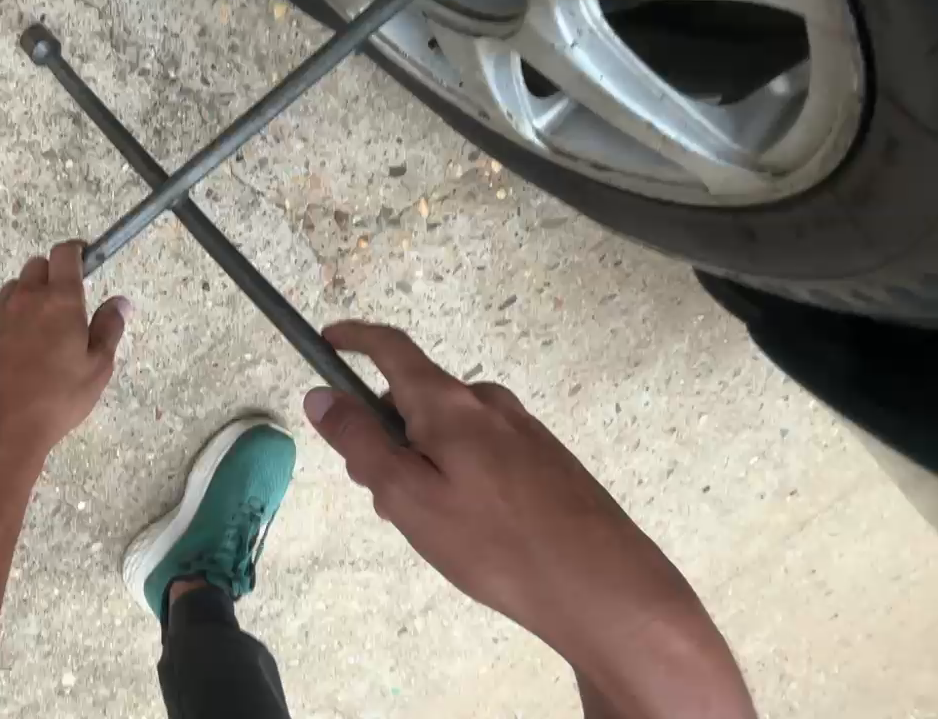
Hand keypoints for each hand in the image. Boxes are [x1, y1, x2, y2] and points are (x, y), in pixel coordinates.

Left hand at [0, 240, 129, 470]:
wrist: (0, 424)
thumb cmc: (57, 397)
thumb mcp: (97, 368)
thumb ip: (109, 328)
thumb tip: (120, 302)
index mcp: (60, 300)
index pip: (64, 254)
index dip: (74, 250)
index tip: (82, 256)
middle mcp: (26, 297)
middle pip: (37, 266)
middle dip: (52, 274)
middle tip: (64, 302)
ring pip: (14, 288)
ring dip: (28, 295)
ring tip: (40, 327)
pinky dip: (7, 317)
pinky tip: (15, 344)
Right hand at [305, 321, 753, 718]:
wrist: (618, 600)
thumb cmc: (497, 544)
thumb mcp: (406, 496)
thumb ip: (358, 440)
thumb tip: (319, 394)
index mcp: (448, 403)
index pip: (390, 346)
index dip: (352, 337)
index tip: (325, 339)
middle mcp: (487, 402)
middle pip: (415, 396)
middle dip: (384, 429)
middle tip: (378, 490)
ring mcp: (524, 430)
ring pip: (447, 429)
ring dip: (421, 457)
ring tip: (430, 522)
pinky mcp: (550, 461)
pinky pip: (482, 449)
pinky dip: (457, 471)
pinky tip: (474, 527)